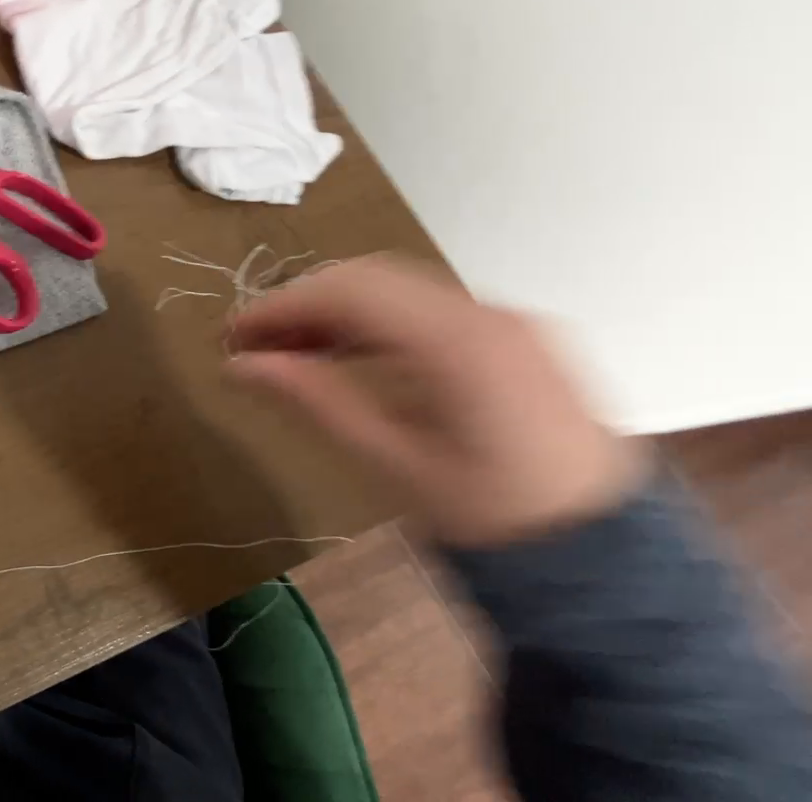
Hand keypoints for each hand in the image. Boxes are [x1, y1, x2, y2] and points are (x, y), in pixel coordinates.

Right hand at [226, 255, 649, 547]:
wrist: (605, 557)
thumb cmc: (490, 517)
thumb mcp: (391, 460)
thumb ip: (314, 399)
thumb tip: (240, 365)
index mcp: (461, 343)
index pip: (349, 292)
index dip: (280, 306)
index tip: (231, 335)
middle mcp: (490, 314)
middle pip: (371, 279)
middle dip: (302, 304)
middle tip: (253, 343)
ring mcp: (510, 321)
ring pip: (397, 288)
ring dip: (335, 311)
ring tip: (288, 349)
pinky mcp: (517, 337)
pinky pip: (428, 308)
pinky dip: (375, 321)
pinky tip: (344, 352)